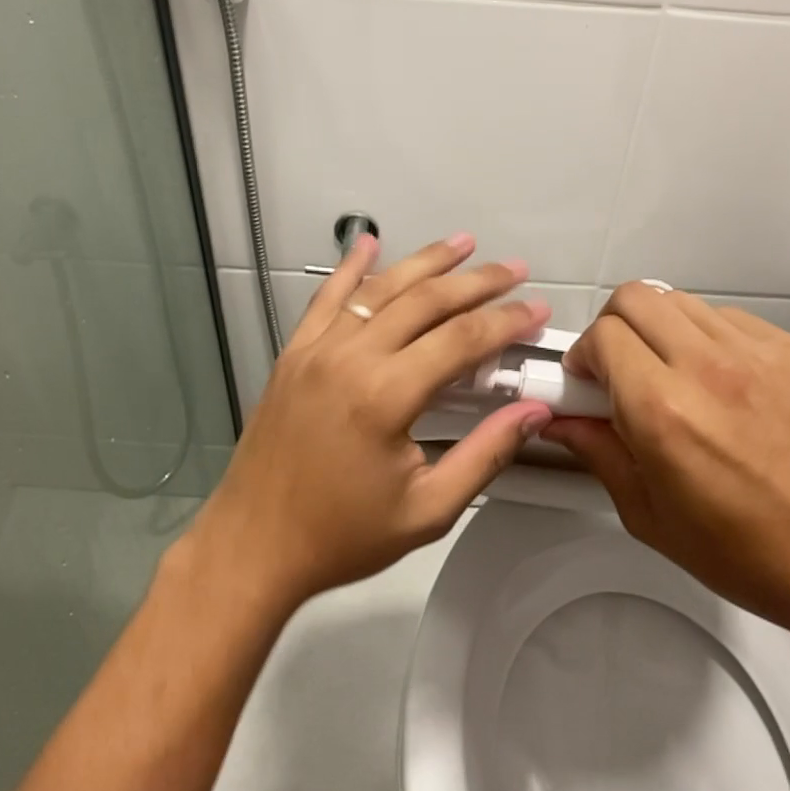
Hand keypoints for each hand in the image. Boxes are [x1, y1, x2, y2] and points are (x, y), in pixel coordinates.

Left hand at [186, 233, 552, 606]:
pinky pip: (326, 299)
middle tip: (514, 269)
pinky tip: (367, 242)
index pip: (461, 339)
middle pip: (425, 301)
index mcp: (385, 396)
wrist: (253, 547)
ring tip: (463, 243)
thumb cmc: (342, 537)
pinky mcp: (293, 356)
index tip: (537, 310)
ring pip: (379, 290)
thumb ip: (485, 455)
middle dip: (476, 281)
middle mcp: (349, 359)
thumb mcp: (428, 510)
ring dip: (424, 262)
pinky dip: (350, 268)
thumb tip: (533, 413)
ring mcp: (315, 352)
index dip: (505, 321)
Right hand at [542, 281, 789, 634]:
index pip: (602, 337)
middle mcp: (709, 369)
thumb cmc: (757, 554)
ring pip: (681, 301)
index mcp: (665, 413)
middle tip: (617, 368)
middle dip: (612, 327)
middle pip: (635, 298)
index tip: (586, 382)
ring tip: (667, 373)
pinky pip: (730, 318)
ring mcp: (757, 354)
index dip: (583, 357)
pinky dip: (708, 336)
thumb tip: (566, 423)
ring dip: (659, 328)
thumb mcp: (652, 517)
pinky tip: (717, 379)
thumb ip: (600, 455)